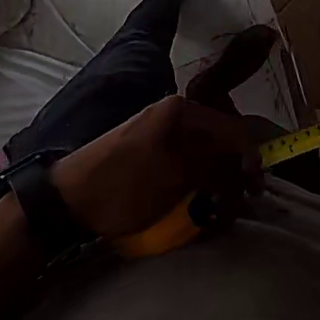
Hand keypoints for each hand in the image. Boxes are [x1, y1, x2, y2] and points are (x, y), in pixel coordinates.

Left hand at [49, 96, 272, 237]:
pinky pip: (185, 164)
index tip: (256, 187)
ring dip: (216, 181)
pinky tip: (198, 202)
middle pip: (219, 141)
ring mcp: (160, 134)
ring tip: (219, 208)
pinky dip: (196, 183)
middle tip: (240, 202)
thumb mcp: (176, 176)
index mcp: (180, 111)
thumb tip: (248, 160)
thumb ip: (217, 163)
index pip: (231, 128)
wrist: (63, 203)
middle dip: (233, 172)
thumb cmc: (123, 186)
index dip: (249, 157)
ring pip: (204, 155)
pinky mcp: (150, 154)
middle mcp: (173, 115)